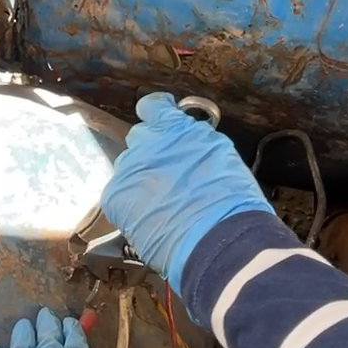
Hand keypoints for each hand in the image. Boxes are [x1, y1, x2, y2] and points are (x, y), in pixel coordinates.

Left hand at [101, 92, 270, 291]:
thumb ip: (195, 143)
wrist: (218, 240)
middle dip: (152, 153)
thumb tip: (186, 145)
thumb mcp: (222, 156)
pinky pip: (119, 196)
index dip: (155, 113)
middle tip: (169, 176)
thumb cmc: (232, 204)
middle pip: (140, 140)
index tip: (159, 118)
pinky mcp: (115, 196)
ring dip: (141, 181)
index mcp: (176, 128)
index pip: (152, 106)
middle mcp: (147, 143)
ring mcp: (128, 170)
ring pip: (129, 169)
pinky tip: (152, 219)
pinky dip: (131, 206)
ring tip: (164, 205)